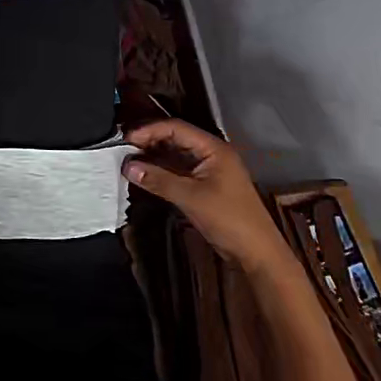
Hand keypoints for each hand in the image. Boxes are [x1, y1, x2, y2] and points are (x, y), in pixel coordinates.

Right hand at [124, 120, 290, 271]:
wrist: (257, 252)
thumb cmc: (229, 219)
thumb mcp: (191, 197)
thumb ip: (158, 179)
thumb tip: (127, 167)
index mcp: (213, 148)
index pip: (176, 128)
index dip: (150, 130)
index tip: (126, 138)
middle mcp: (211, 153)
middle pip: (176, 138)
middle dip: (150, 141)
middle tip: (123, 147)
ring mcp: (209, 170)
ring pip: (176, 155)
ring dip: (154, 156)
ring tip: (129, 160)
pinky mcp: (205, 186)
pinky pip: (179, 170)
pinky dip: (161, 171)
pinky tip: (145, 175)